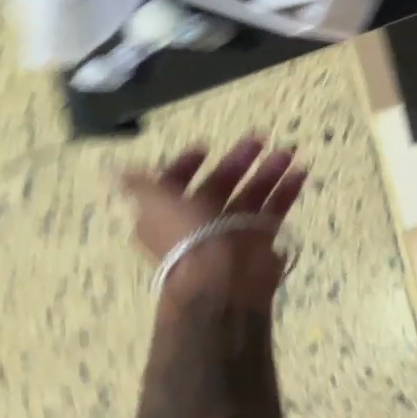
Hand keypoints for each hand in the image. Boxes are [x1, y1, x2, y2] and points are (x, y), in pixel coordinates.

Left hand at [121, 139, 306, 305]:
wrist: (224, 276)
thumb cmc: (188, 235)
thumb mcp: (157, 205)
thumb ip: (143, 185)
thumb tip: (116, 170)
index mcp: (166, 216)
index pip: (173, 185)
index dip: (186, 166)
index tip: (207, 148)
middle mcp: (197, 222)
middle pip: (217, 186)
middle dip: (237, 163)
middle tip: (259, 141)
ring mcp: (230, 229)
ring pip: (250, 194)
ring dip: (267, 172)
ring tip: (288, 153)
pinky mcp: (259, 236)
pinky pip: (274, 208)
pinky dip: (287, 190)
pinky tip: (300, 172)